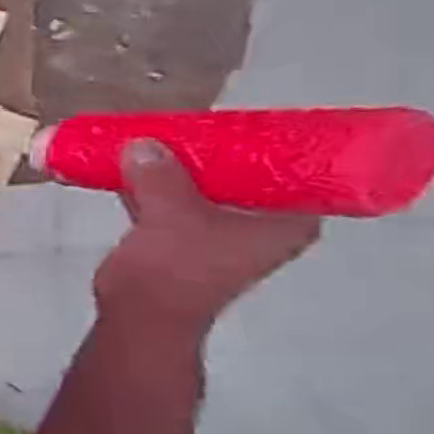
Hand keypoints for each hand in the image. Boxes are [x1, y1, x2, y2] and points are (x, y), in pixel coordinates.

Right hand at [94, 139, 319, 330]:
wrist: (140, 316)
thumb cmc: (174, 269)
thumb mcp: (170, 212)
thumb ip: (159, 173)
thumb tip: (142, 143)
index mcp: (287, 222)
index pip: (300, 168)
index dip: (276, 140)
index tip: (248, 117)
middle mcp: (263, 226)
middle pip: (246, 173)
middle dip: (217, 150)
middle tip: (198, 120)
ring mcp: (222, 236)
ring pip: (206, 188)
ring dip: (181, 168)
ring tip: (161, 136)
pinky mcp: (185, 243)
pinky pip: (175, 202)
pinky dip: (155, 187)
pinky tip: (133, 164)